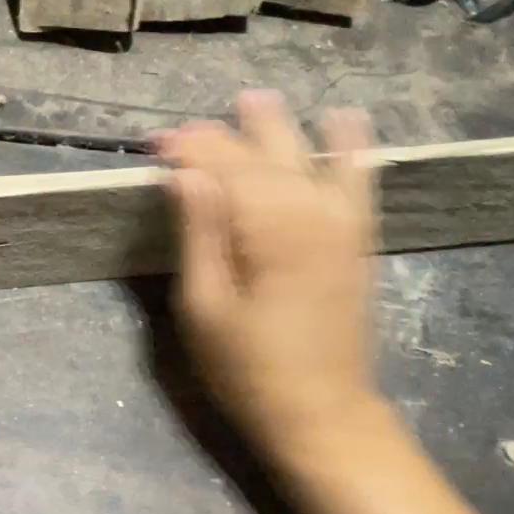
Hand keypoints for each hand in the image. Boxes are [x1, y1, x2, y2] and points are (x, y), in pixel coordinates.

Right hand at [157, 91, 383, 446]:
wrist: (321, 412)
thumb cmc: (247, 368)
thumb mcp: (204, 307)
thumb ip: (199, 234)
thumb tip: (185, 174)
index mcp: (266, 226)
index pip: (222, 165)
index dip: (187, 148)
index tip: (153, 145)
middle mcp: (311, 210)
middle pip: (264, 153)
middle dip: (222, 135)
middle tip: (185, 132)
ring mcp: (343, 222)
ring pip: (309, 155)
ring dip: (279, 127)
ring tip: (253, 100)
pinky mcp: (359, 239)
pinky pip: (361, 177)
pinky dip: (352, 146)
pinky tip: (344, 120)